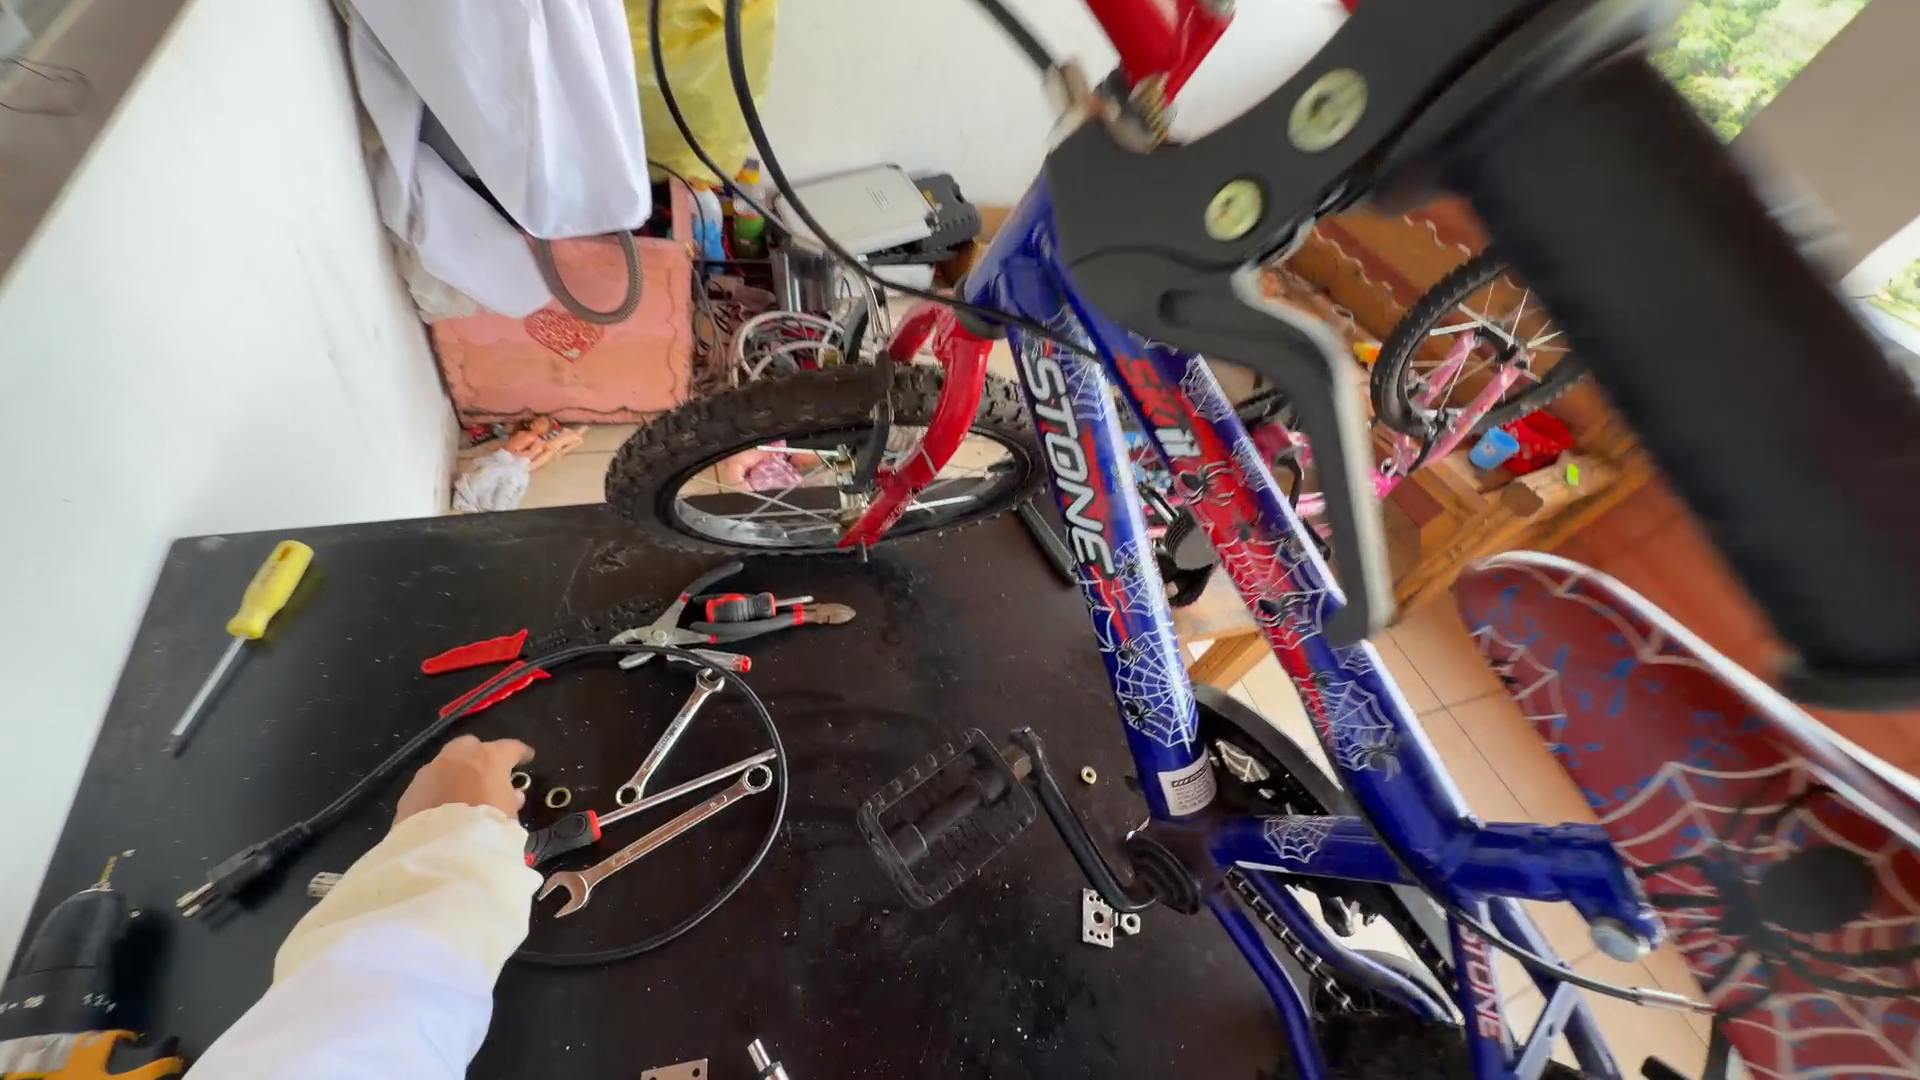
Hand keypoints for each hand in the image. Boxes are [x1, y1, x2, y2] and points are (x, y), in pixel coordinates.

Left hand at [395, 735, 534, 823]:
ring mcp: (429, 773)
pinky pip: (426, 786)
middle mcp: (457, 758)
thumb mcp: (510, 811)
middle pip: (469, 745)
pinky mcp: (409, 793)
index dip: (520, 753)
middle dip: (478, 754)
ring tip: (459, 792)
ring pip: (443, 764)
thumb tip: (511, 795)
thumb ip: (510, 797)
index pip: (510, 747)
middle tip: (486, 770)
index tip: (526, 758)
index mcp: (488, 757)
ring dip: (453, 773)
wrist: (439, 850)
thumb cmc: (486, 824)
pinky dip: (435, 791)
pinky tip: (439, 807)